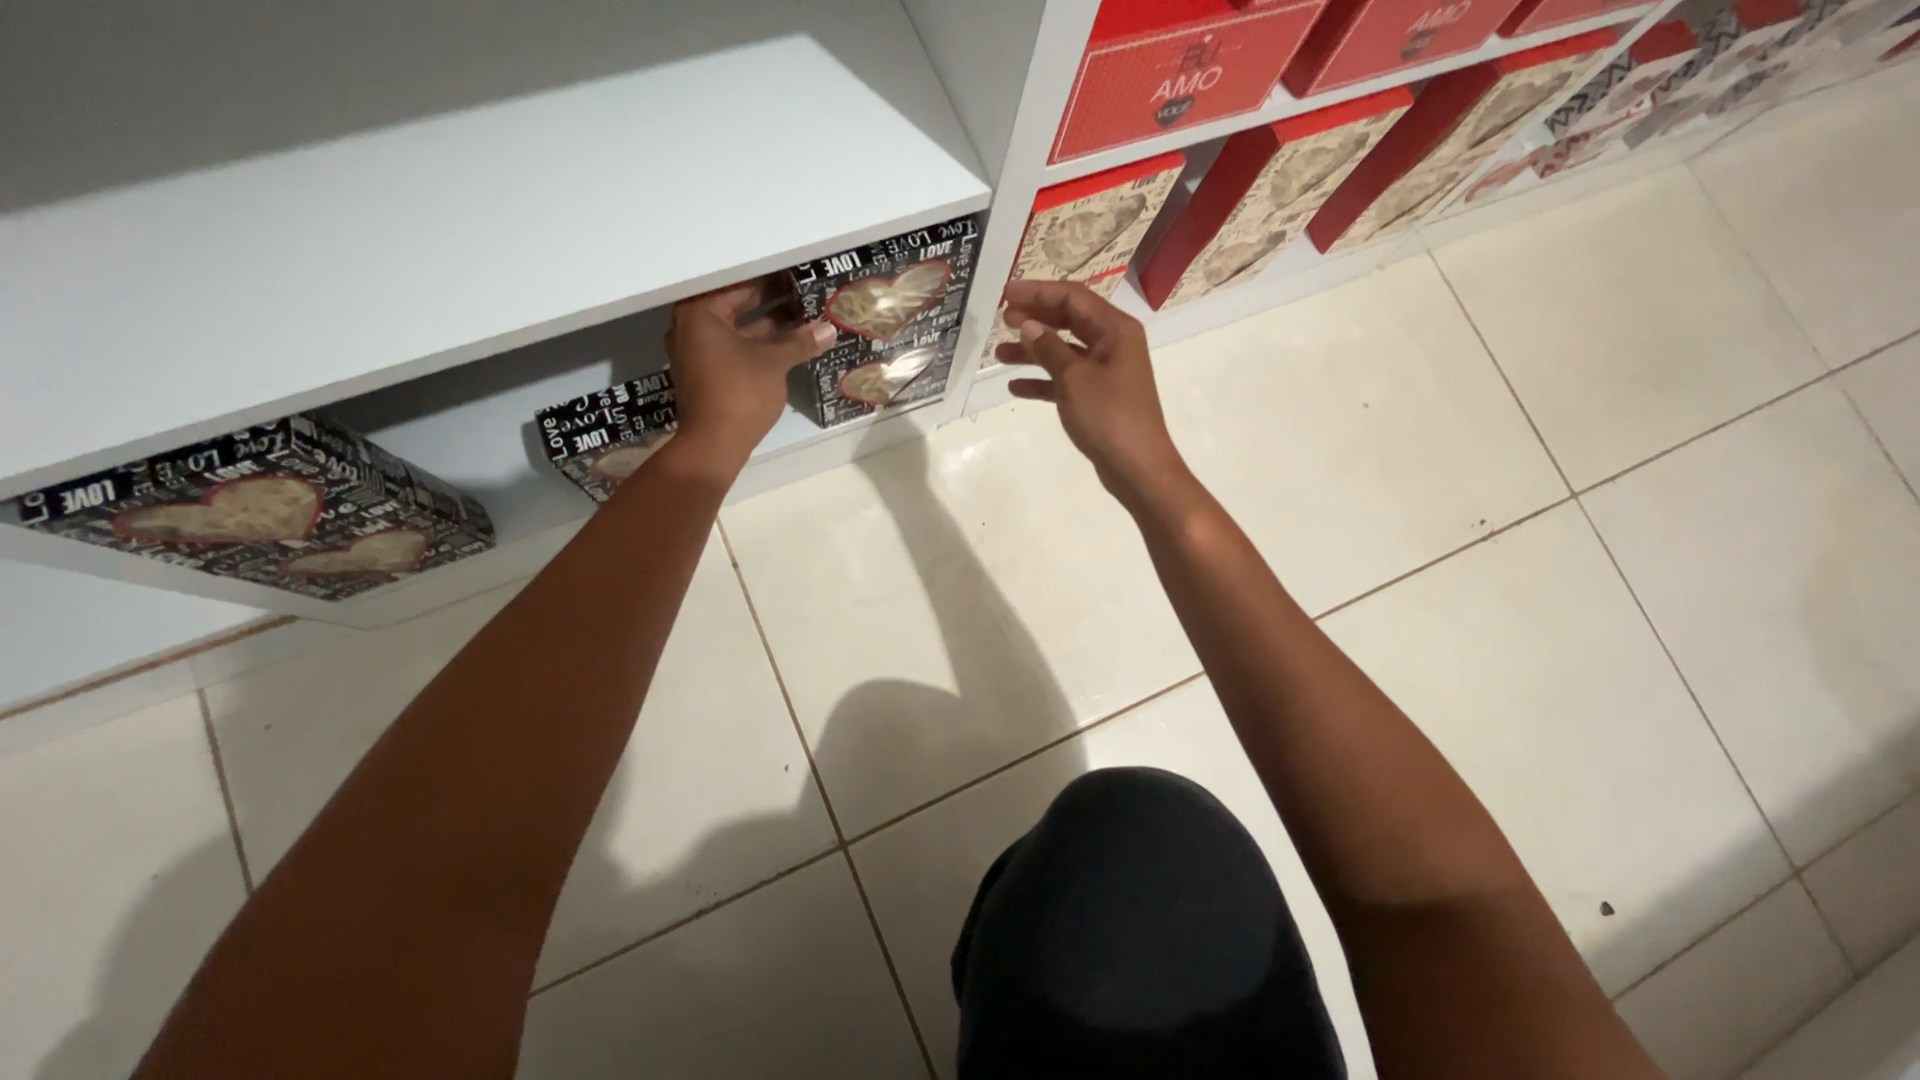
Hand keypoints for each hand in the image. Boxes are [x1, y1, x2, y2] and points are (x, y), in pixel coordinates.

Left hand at [665, 280, 836, 467]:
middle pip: (735, 306)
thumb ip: (800, 342)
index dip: (769, 280)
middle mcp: (690, 327)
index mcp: (700, 313)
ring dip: (766, 326)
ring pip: (736, 330)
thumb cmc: (741, 392)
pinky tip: (786, 344)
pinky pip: (733, 348)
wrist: (714, 443)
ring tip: (801, 316)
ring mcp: (696, 352)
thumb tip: (829, 330)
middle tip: (801, 291)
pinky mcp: (705, 374)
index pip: (738, 285)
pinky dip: (756, 345)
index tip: (793, 273)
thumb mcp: (774, 362)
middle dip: (769, 302)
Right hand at [996, 280, 1189, 507]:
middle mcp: (1113, 344)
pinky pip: (1065, 379)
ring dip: (1033, 351)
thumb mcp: (1074, 378)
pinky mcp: (1098, 397)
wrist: (1137, 467)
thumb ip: (1049, 348)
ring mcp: (1106, 371)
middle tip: (1002, 318)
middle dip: (1035, 317)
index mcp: (1115, 330)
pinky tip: (1015, 387)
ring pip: (1064, 351)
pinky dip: (1042, 381)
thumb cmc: (1108, 416)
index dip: (1037, 292)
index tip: (1005, 293)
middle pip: (1069, 320)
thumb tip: (1028, 325)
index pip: (1073, 298)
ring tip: (1000, 354)